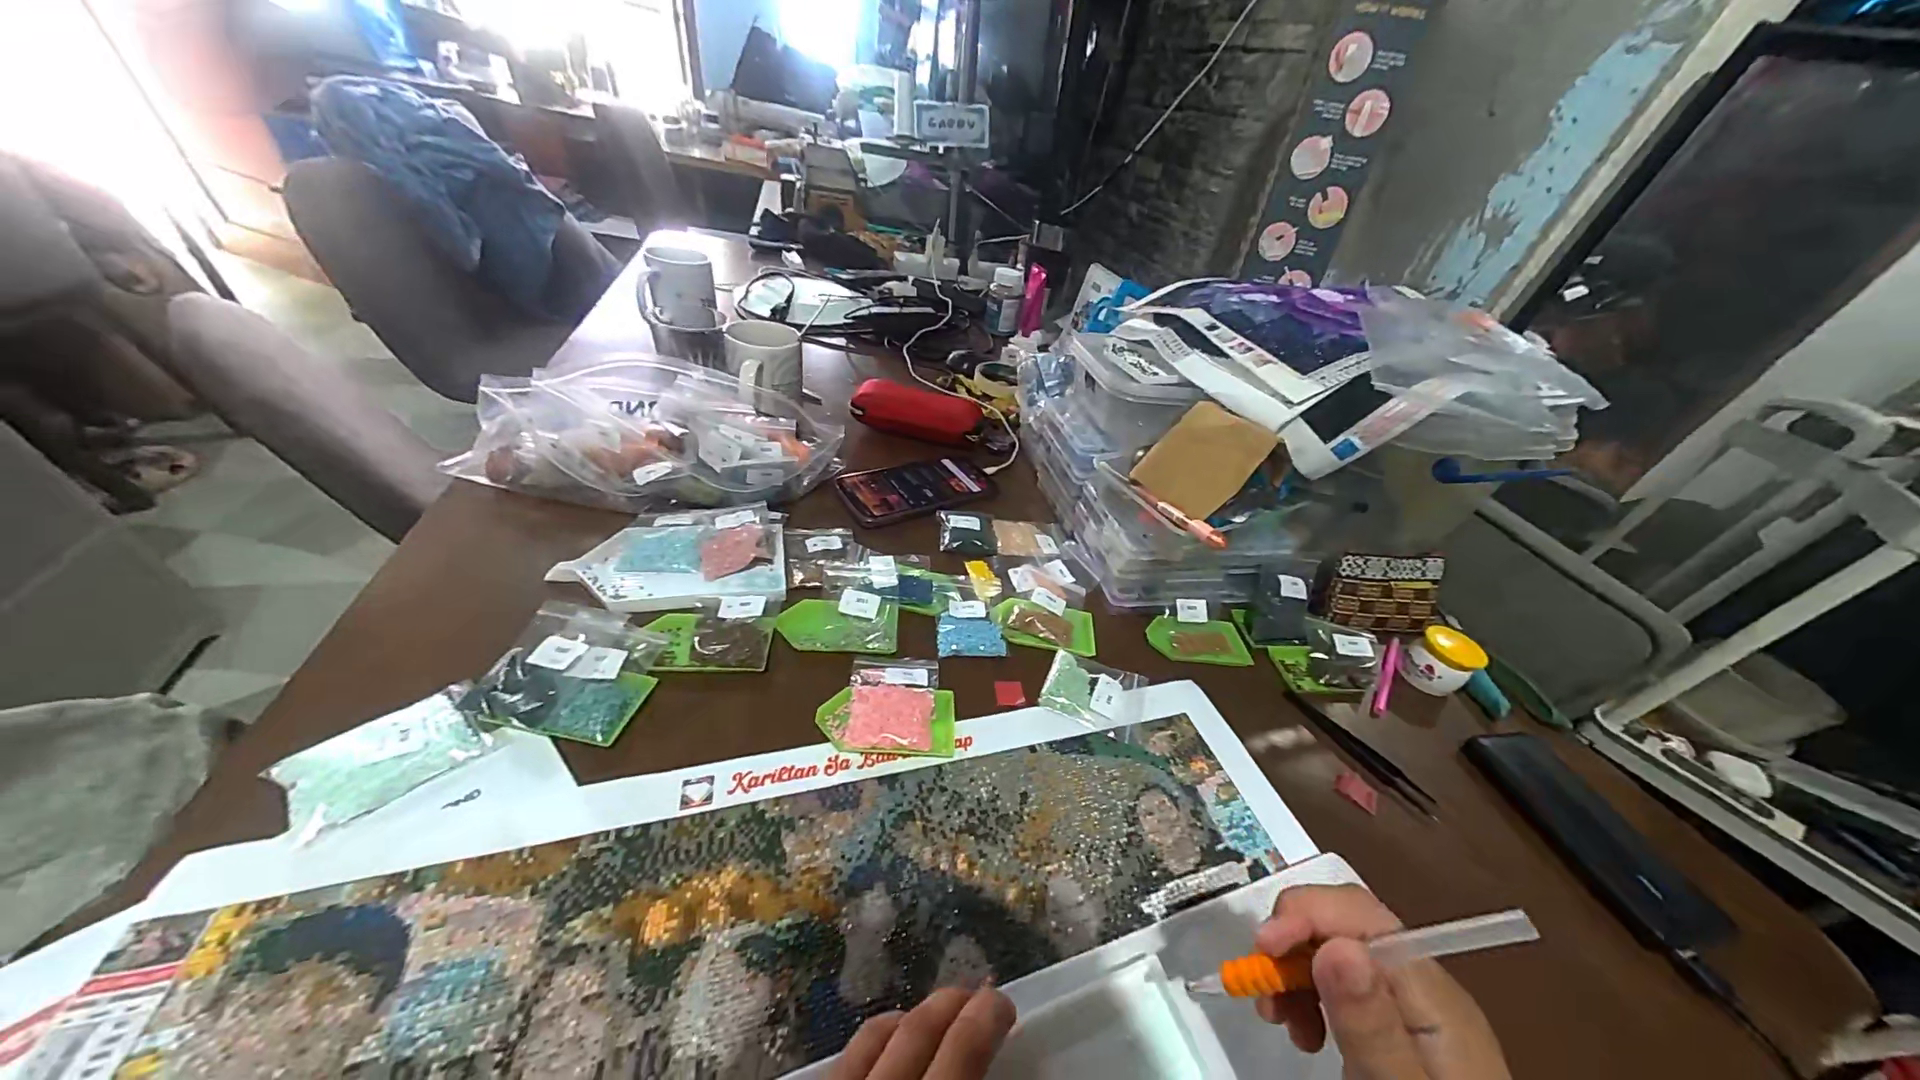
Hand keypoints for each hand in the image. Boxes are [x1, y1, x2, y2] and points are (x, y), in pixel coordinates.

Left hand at [832, 987, 1016, 1079]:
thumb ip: (970, 1079)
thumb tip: (989, 1050)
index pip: (962, 1047)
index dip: (987, 1016)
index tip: (1003, 1002)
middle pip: (919, 1029)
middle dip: (952, 1004)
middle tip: (978, 997)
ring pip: (876, 1033)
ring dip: (913, 1016)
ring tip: (937, 1013)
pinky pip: (844, 1057)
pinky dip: (875, 1037)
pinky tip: (889, 1040)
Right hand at [1255, 885, 1510, 1079]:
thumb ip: (1372, 1025)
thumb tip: (1339, 946)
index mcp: (1431, 991)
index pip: (1359, 911)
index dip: (1303, 912)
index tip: (1262, 947)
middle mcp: (1421, 982)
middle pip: (1341, 924)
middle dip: (1290, 943)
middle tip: (1263, 990)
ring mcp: (1410, 1001)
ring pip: (1332, 947)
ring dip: (1291, 970)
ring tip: (1281, 1020)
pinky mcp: (1395, 1020)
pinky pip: (1339, 978)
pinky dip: (1307, 992)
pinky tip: (1303, 1029)